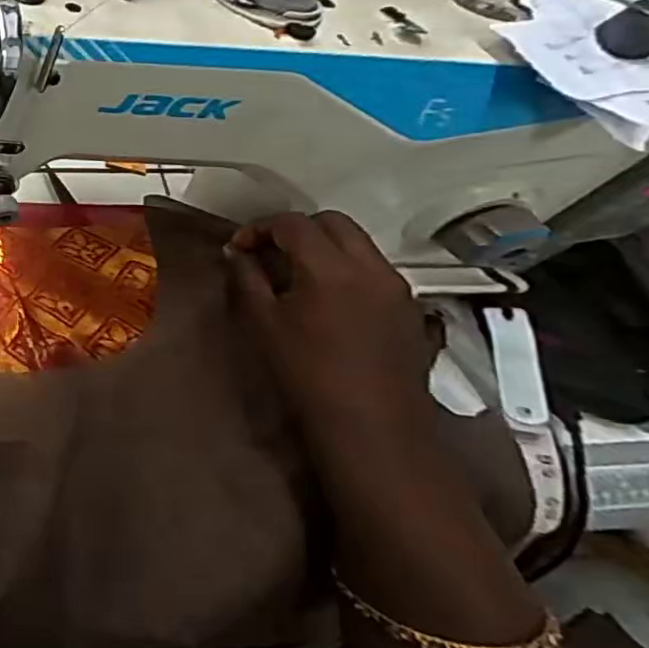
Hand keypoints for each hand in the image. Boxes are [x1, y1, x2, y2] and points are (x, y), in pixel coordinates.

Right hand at [224, 211, 432, 442]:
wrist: (372, 425)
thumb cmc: (307, 371)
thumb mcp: (262, 321)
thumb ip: (247, 277)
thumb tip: (237, 253)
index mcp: (331, 269)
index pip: (292, 224)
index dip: (259, 228)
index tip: (238, 249)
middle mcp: (372, 268)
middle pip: (332, 222)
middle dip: (296, 229)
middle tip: (268, 252)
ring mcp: (398, 288)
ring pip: (358, 243)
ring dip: (324, 246)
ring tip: (295, 273)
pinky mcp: (410, 308)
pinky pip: (374, 269)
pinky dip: (346, 267)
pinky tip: (326, 297)